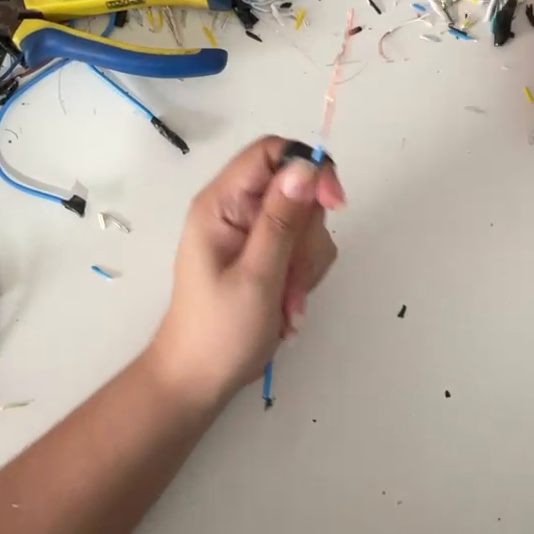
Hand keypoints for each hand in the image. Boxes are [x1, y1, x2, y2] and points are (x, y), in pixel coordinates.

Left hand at [147, 137, 345, 409]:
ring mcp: (252, 233)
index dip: (308, 167)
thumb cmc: (218, 332)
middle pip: (297, 190)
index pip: (270, 153)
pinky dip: (303, 279)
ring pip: (306, 223)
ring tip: (286, 302)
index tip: (333, 203)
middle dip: (307, 236)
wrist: (199, 380)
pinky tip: (287, 308)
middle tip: (294, 277)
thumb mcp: (256, 276)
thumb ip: (282, 220)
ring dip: (306, 265)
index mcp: (221, 204)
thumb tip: (306, 167)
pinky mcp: (266, 255)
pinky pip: (304, 249)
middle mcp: (237, 210)